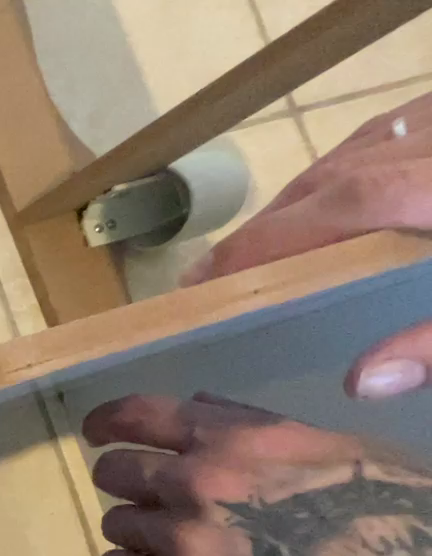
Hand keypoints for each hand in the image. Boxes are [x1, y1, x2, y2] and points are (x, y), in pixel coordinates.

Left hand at [85, 393, 431, 555]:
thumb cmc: (391, 514)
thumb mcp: (332, 451)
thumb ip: (253, 428)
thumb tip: (193, 405)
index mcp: (238, 441)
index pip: (136, 416)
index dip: (105, 424)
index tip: (96, 434)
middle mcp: (200, 483)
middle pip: (112, 473)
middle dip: (133, 486)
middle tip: (166, 504)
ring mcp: (185, 539)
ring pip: (114, 523)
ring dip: (139, 532)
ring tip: (191, 545)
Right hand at [182, 91, 431, 399]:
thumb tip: (363, 381)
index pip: (337, 207)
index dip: (259, 247)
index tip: (202, 287)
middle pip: (335, 177)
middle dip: (265, 230)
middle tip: (215, 279)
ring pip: (361, 150)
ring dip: (301, 201)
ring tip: (264, 246)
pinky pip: (398, 131)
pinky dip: (353, 167)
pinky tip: (339, 198)